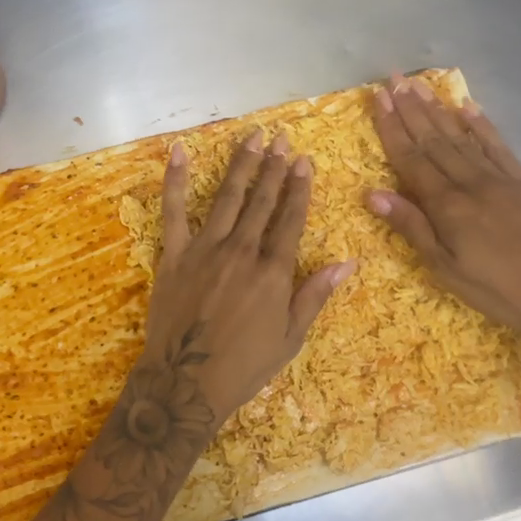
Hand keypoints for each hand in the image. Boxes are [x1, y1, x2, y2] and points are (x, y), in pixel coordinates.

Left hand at [139, 131, 357, 424]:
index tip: (305, 160)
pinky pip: (173, 211)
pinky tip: (178, 152)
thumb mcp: (290, 338)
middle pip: (262, 201)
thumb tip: (348, 262)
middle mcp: (242, 251)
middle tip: (282, 138)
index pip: (291, 219)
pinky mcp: (173, 255)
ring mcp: (204, 249)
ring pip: (226, 197)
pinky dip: (174, 180)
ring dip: (241, 165)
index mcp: (273, 271)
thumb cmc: (244, 366)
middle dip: (274, 167)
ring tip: (252, 138)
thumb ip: (314, 295)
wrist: (187, 382)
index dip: (299, 187)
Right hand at [365, 78, 520, 357]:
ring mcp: (502, 180)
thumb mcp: (445, 269)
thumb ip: (412, 227)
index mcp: (448, 206)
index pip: (411, 159)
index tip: (378, 98)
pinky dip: (482, 126)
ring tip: (420, 86)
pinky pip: (499, 147)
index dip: (392, 128)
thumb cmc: (499, 291)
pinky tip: (468, 108)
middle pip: (435, 140)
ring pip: (463, 138)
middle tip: (393, 80)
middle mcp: (472, 183)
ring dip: (439, 111)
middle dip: (411, 109)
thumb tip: (372, 194)